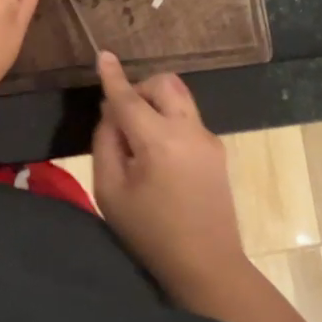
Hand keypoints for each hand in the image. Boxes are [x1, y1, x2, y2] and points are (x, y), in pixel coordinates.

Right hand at [91, 52, 245, 294]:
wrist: (207, 267)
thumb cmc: (150, 234)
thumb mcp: (110, 192)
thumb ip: (106, 143)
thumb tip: (112, 113)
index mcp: (158, 141)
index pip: (129, 97)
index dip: (113, 76)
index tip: (103, 54)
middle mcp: (188, 130)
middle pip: (164, 84)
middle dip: (141, 88)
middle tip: (124, 115)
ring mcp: (208, 139)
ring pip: (180, 97)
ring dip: (157, 103)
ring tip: (141, 137)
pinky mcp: (217, 151)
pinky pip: (188, 119)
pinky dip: (170, 121)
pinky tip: (160, 155)